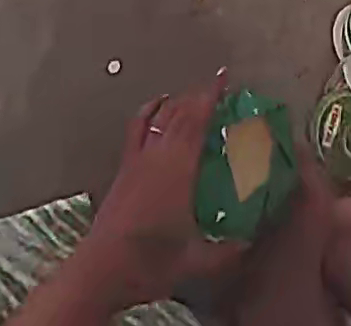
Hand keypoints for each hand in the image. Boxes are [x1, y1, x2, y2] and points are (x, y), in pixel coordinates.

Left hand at [72, 75, 247, 309]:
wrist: (101, 271)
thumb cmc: (149, 262)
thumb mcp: (194, 261)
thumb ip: (225, 251)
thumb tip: (249, 242)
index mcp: (179, 168)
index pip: (197, 120)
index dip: (211, 96)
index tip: (224, 79)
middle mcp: (159, 154)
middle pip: (180, 112)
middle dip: (200, 95)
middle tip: (218, 88)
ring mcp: (139, 157)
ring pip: (161, 115)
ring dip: (179, 100)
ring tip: (194, 95)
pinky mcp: (125, 166)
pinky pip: (138, 126)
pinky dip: (150, 109)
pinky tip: (158, 104)